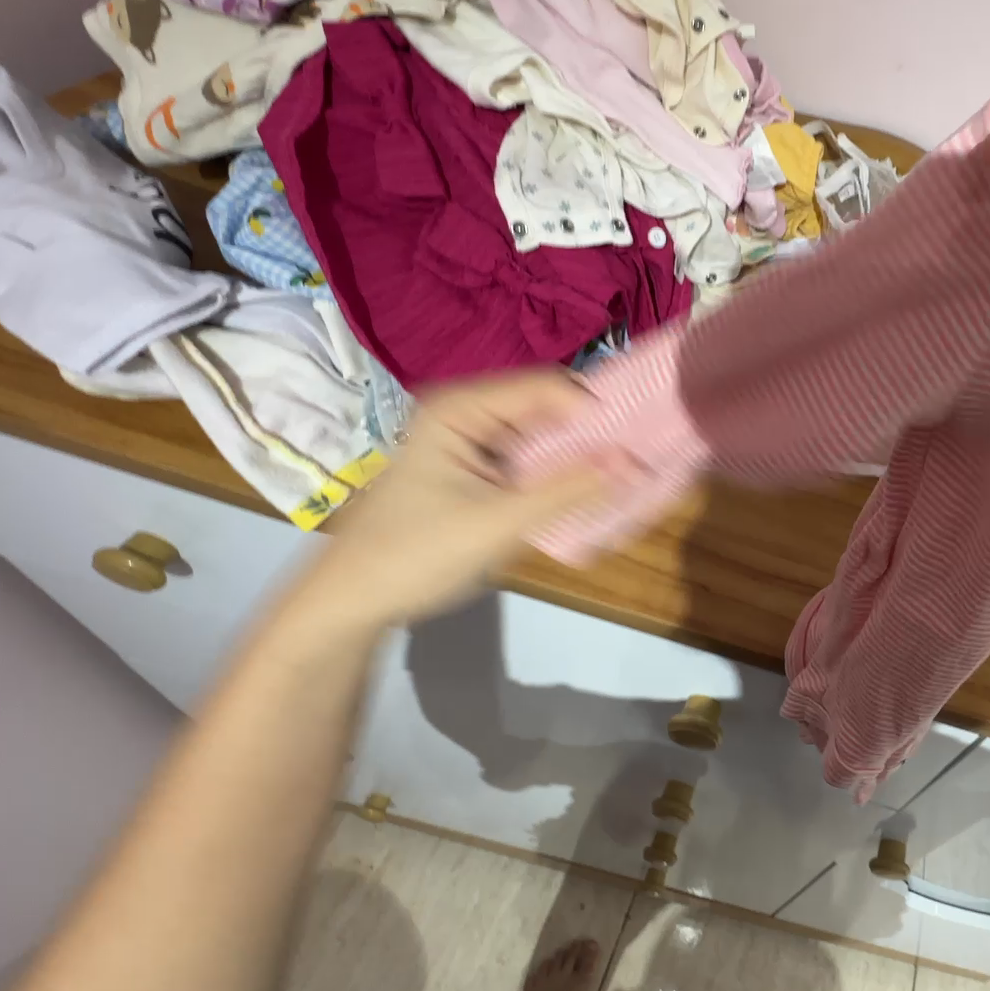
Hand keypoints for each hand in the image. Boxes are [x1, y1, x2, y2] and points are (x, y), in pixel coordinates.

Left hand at [294, 370, 615, 629]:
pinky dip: (559, 477)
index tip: (639, 443)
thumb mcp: (501, 522)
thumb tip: (638, 463)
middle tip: (638, 463)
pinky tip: (587, 496)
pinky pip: (530, 461)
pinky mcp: (475, 471)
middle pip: (548, 408)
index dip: (596, 411)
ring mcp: (470, 442)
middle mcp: (467, 413)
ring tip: (623, 479)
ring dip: (580, 458)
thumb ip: (572, 489)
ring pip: (543, 437)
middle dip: (593, 434)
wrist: (350, 602)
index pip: (547, 388)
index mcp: (461, 408)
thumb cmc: (416, 554)